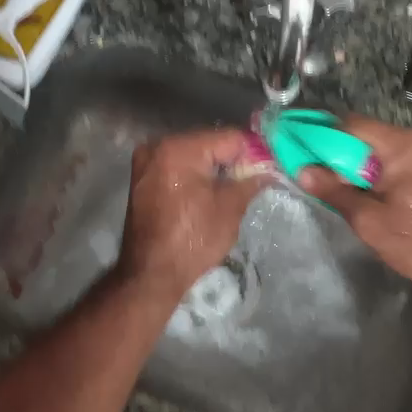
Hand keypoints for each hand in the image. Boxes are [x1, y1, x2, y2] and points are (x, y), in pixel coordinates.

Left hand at [118, 129, 265, 300]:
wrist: (150, 274)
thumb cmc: (192, 241)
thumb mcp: (230, 209)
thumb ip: (250, 181)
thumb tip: (269, 169)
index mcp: (180, 149)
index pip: (230, 138)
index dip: (253, 153)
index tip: (268, 169)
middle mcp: (159, 146)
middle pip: (209, 141)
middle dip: (232, 159)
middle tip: (251, 180)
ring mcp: (147, 160)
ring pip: (193, 152)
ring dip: (213, 166)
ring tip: (231, 187)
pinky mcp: (142, 176)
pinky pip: (177, 164)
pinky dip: (194, 173)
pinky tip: (207, 191)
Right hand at [300, 118, 411, 292]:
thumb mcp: (371, 222)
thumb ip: (336, 192)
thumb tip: (303, 170)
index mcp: (404, 144)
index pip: (351, 124)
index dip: (322, 135)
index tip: (300, 151)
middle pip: (369, 135)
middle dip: (342, 154)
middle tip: (322, 179)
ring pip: (386, 148)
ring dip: (364, 165)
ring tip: (349, 192)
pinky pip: (404, 158)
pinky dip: (385, 170)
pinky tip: (378, 195)